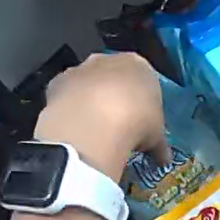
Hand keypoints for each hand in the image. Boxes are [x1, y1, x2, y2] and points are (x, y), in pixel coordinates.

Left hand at [36, 53, 169, 178]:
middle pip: (112, 79)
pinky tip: (73, 132)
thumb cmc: (137, 122)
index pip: (142, 81)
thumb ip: (157, 144)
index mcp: (139, 65)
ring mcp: (80, 68)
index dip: (140, 105)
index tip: (138, 125)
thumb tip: (162, 159)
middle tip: (114, 129)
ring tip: (92, 134)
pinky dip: (68, 112)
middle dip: (112, 100)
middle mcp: (108, 59)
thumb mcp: (155, 136)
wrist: (96, 121)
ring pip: (86, 86)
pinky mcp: (57, 82)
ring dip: (88, 105)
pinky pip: (65, 98)